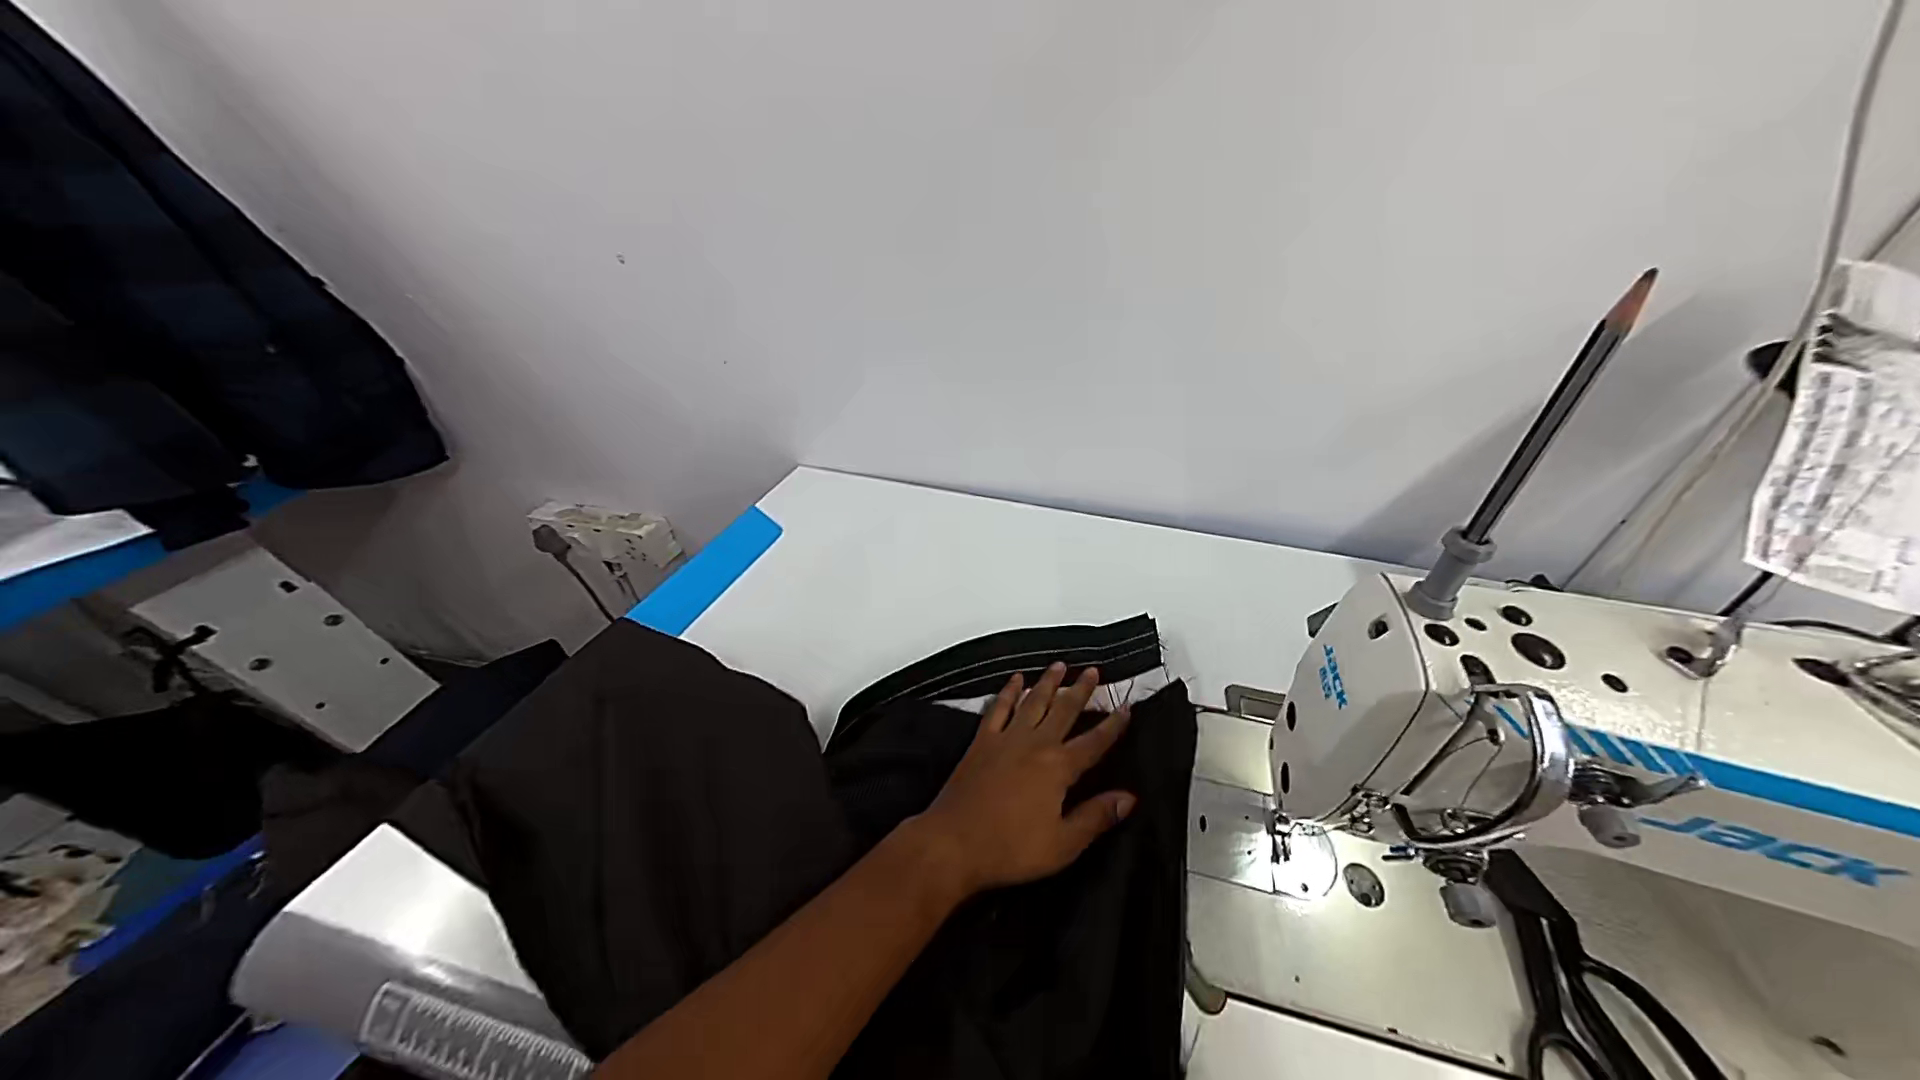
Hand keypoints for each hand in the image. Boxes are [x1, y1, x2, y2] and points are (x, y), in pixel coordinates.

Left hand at [908, 663, 1134, 898]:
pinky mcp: (981, 742)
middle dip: (1081, 690)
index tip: (1126, 707)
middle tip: (1094, 671)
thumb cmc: (1010, 848)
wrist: (953, 842)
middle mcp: (1034, 744)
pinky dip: (1009, 692)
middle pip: (1064, 711)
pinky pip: (999, 708)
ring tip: (1060, 665)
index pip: (1094, 742)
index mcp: (1058, 768)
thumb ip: (1096, 817)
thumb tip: (1128, 798)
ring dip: (1048, 682)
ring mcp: (1005, 739)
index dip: (1112, 726)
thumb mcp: (1063, 844)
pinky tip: (1015, 680)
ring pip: (1033, 702)